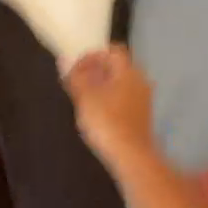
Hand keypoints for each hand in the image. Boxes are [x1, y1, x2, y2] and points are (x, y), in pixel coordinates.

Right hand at [62, 45, 158, 178]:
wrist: (131, 155)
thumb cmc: (106, 122)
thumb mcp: (85, 97)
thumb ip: (75, 77)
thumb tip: (64, 60)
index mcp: (128, 71)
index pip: (112, 51)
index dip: (92, 55)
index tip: (75, 68)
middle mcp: (140, 80)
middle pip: (117, 67)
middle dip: (96, 70)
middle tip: (76, 82)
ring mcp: (143, 98)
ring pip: (121, 83)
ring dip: (102, 86)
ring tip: (83, 98)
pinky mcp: (141, 115)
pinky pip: (124, 98)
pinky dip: (110, 99)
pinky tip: (97, 112)